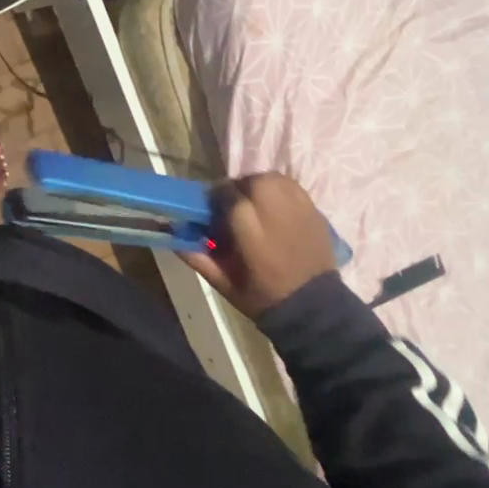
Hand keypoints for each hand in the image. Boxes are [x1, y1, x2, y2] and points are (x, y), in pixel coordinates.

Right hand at [181, 173, 337, 316]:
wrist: (312, 308)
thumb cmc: (263, 297)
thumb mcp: (224, 284)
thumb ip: (198, 259)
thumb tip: (173, 238)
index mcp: (253, 238)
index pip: (230, 197)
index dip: (216, 197)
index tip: (210, 207)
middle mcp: (277, 218)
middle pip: (254, 182)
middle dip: (238, 188)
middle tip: (231, 204)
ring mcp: (300, 212)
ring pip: (273, 179)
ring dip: (258, 185)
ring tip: (252, 202)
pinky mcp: (315, 212)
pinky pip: (292, 187)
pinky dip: (278, 189)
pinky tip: (273, 206)